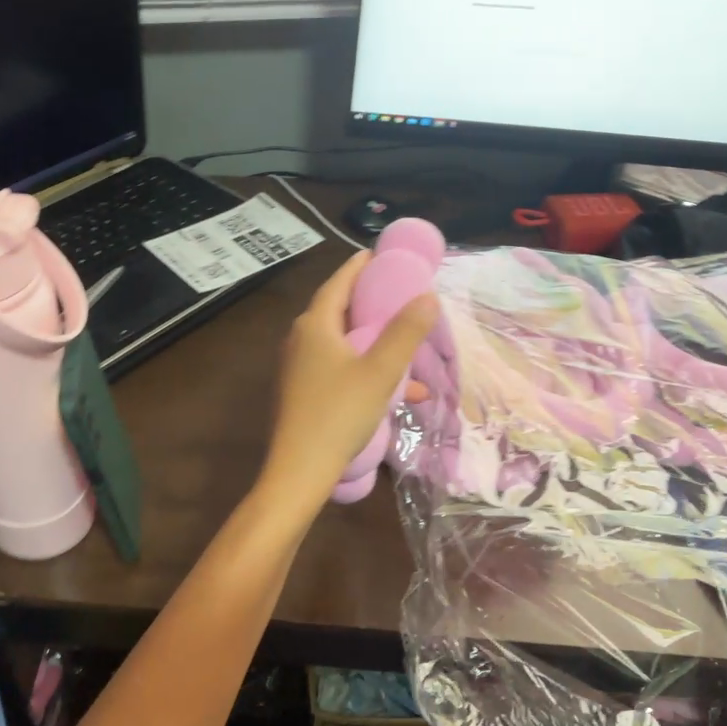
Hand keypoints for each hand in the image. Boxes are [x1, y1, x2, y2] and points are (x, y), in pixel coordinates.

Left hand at [259, 251, 437, 508]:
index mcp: (314, 325)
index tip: (381, 255)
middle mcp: (300, 340)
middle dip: (371, 304)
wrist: (299, 470)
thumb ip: (405, 333)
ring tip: (410, 347)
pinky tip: (402, 393)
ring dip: (375, 344)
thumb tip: (427, 296)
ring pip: (342, 344)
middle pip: (338, 311)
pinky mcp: (303, 394)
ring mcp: (298, 369)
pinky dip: (367, 372)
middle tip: (399, 295)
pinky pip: (339, 370)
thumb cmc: (339, 414)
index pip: (338, 282)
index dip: (359, 267)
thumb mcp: (380, 372)